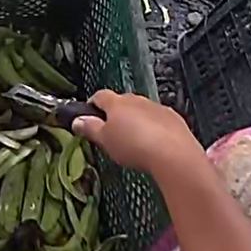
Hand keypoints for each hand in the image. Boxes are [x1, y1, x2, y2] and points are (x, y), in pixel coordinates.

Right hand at [70, 90, 203, 178]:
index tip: (88, 115)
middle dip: (115, 114)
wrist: (172, 154)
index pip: (99, 96)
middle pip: (121, 102)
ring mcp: (156, 107)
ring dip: (136, 121)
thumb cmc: (133, 146)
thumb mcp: (105, 140)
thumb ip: (90, 128)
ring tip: (134, 142)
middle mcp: (136, 99)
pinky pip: (158, 119)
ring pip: (141, 110)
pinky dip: (153, 127)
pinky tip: (154, 144)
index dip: (92, 104)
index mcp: (116, 102)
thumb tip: (77, 120)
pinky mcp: (173, 118)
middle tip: (111, 134)